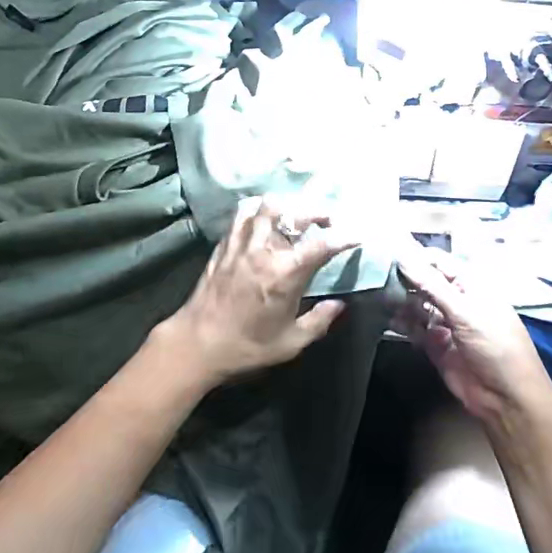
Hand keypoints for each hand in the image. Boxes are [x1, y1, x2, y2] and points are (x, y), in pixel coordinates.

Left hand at [155, 201, 359, 387]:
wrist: (195, 345)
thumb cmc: (246, 347)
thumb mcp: (290, 343)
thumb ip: (319, 321)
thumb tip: (339, 305)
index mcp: (285, 274)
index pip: (322, 245)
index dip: (344, 237)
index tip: (356, 236)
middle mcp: (265, 251)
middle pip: (295, 213)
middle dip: (317, 212)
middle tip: (328, 220)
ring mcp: (243, 244)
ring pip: (267, 206)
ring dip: (287, 205)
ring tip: (296, 215)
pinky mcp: (225, 245)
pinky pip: (244, 215)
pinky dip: (259, 210)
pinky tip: (265, 219)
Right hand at [394, 245, 551, 425]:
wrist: (506, 398)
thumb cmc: (494, 344)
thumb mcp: (465, 311)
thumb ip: (432, 286)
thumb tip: (404, 258)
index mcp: (471, 284)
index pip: (439, 262)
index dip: (416, 257)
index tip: (388, 254)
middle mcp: (457, 300)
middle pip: (426, 283)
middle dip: (405, 279)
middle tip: (374, 275)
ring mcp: (446, 323)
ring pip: (418, 305)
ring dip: (401, 301)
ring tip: (377, 294)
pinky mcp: (436, 346)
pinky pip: (416, 330)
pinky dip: (403, 324)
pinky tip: (387, 317)